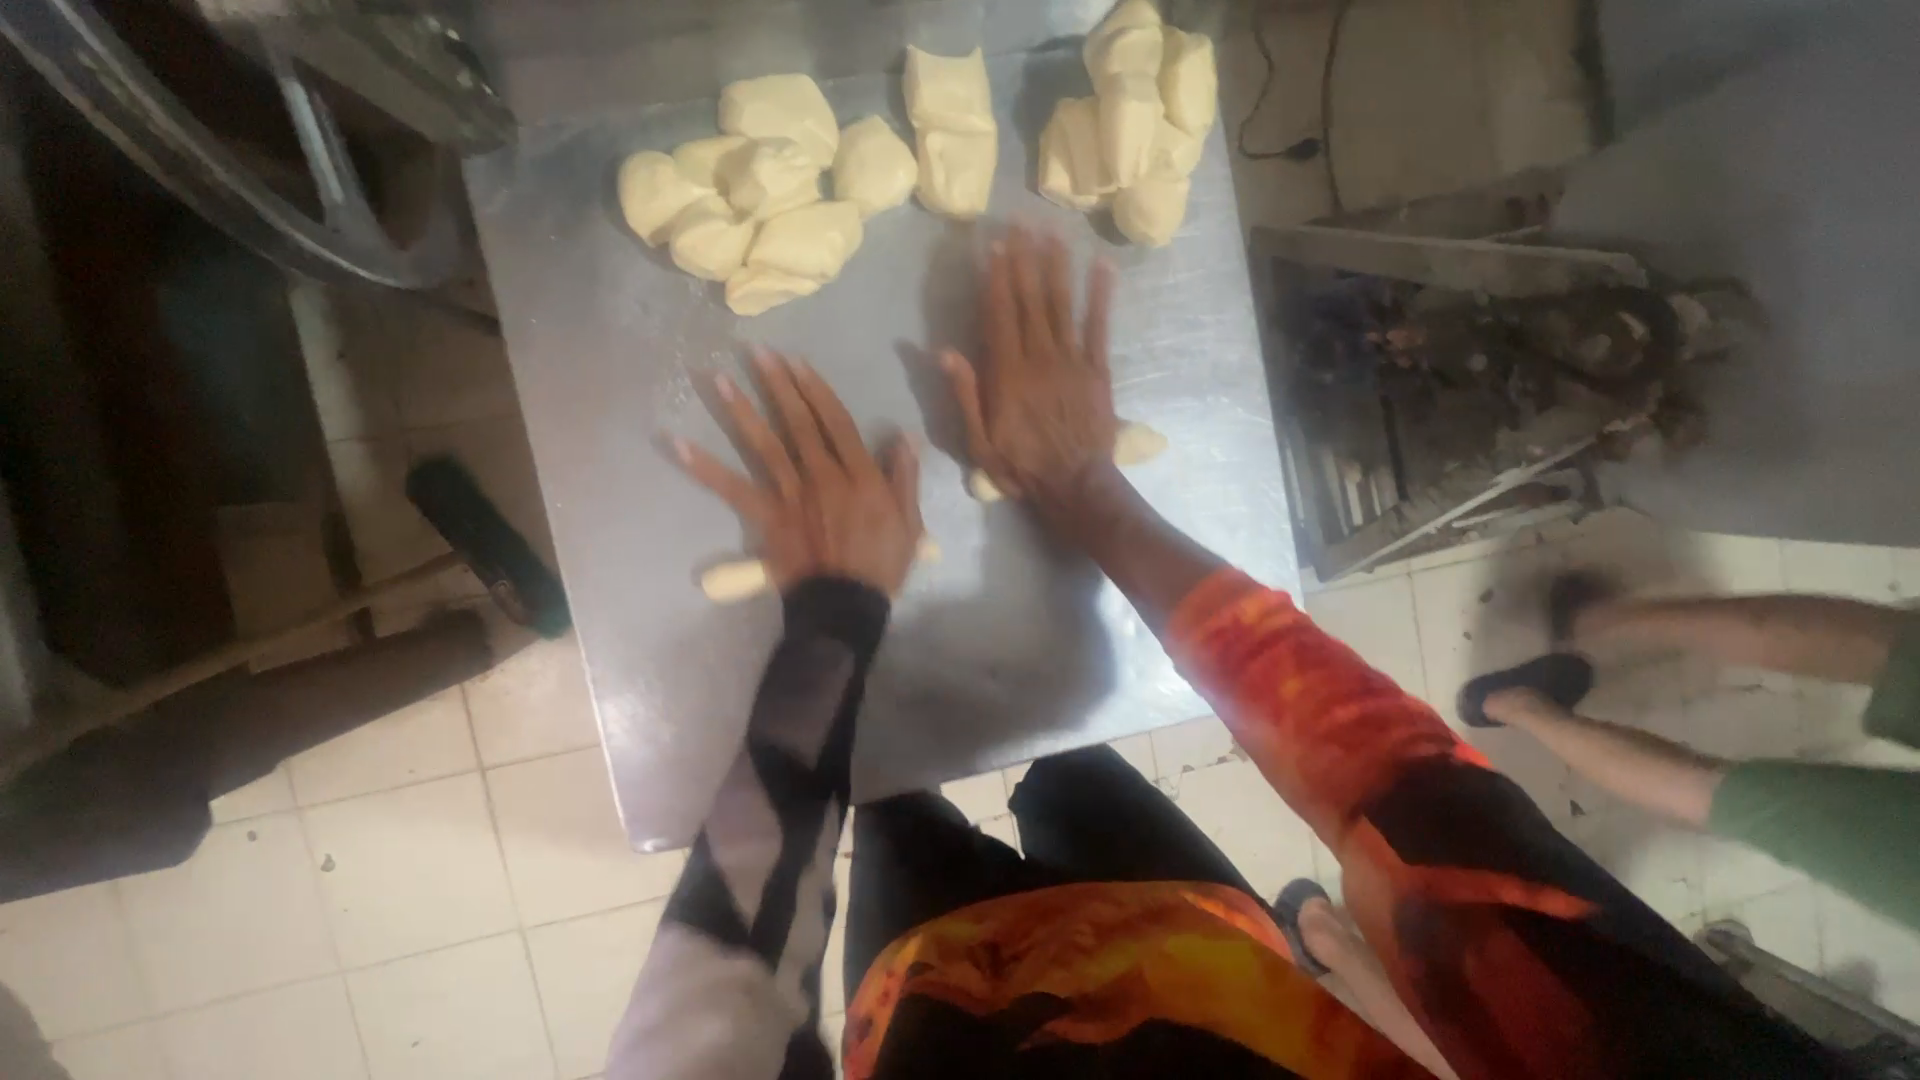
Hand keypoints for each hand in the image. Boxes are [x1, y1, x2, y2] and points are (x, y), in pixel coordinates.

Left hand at [671, 349, 923, 595]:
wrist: (846, 604)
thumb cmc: (881, 565)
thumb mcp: (909, 522)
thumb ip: (904, 477)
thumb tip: (903, 436)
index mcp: (859, 475)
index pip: (836, 421)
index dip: (816, 389)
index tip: (798, 362)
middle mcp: (822, 476)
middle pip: (798, 423)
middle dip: (778, 385)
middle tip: (758, 352)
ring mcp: (791, 495)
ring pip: (764, 445)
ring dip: (741, 411)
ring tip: (720, 379)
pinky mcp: (766, 517)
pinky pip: (731, 489)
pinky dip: (703, 467)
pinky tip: (677, 444)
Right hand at [942, 226, 1118, 507]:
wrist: (1074, 485)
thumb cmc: (1020, 466)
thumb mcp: (978, 441)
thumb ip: (965, 394)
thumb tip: (943, 352)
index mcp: (1006, 374)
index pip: (999, 314)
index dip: (997, 276)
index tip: (995, 243)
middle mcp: (1038, 357)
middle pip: (1030, 299)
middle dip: (1025, 257)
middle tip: (1022, 220)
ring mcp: (1071, 361)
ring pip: (1062, 304)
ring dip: (1057, 265)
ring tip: (1053, 231)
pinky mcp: (1097, 370)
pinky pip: (1099, 326)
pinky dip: (1101, 296)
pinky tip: (1101, 267)